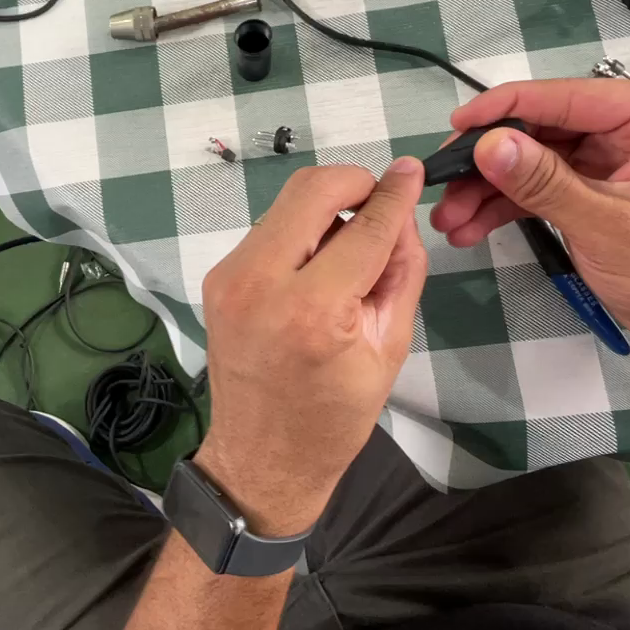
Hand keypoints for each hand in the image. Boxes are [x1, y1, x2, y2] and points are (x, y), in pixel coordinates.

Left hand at [196, 159, 428, 535]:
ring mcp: (229, 277)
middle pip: (311, 189)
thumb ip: (400, 268)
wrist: (262, 457)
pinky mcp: (217, 279)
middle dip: (353, 183)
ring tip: (349, 249)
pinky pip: (267, 231)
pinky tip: (316, 267)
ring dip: (325, 210)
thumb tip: (400, 210)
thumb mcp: (390, 347)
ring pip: (285, 204)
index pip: (364, 228)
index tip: (412, 172)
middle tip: (379, 203)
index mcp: (312, 310)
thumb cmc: (336, 416)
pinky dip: (299, 233)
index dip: (394, 195)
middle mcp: (260, 281)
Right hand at [428, 79, 629, 357]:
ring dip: (493, 189)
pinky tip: (472, 225)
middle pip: (552, 128)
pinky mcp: (608, 182)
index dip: (510, 107)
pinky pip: (550, 182)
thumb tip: (485, 144)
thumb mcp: (606, 227)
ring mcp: (628, 154)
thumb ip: (543, 182)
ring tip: (449, 217)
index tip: (457, 121)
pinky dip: (511, 204)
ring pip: (542, 158)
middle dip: (493, 161)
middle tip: (443, 182)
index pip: (577, 96)